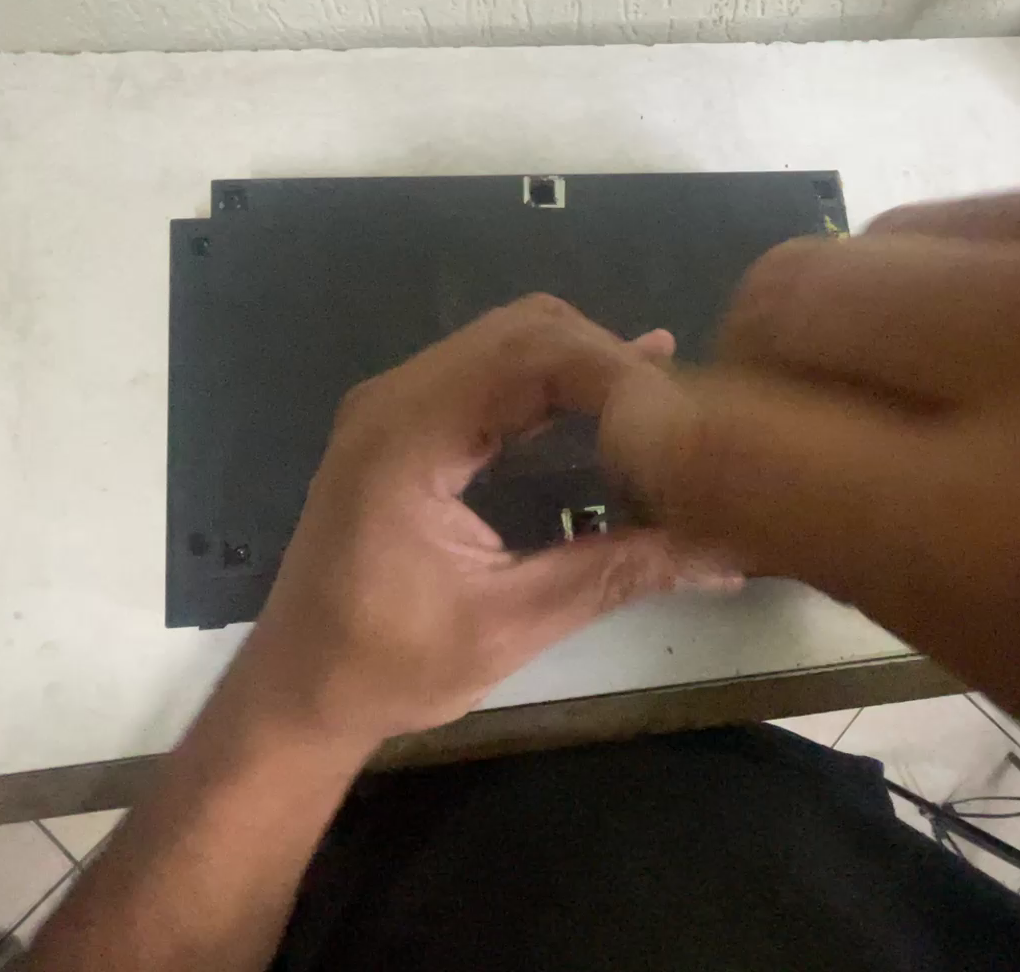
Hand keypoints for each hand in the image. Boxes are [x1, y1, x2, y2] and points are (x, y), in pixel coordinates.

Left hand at [219, 295, 717, 749]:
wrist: (297, 689)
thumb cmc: (385, 668)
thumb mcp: (508, 626)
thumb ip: (615, 573)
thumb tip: (722, 551)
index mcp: (407, 436)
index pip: (530, 356)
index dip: (616, 373)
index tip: (682, 420)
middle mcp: (397, 397)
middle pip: (522, 330)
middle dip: (607, 360)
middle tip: (675, 414)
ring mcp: (397, 404)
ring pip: (509, 341)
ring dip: (583, 364)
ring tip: (656, 405)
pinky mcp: (407, 423)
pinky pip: (491, 372)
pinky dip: (552, 380)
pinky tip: (608, 394)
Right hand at [600, 147, 1019, 906]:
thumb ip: (847, 540)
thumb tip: (705, 445)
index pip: (741, 446)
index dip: (658, 436)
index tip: (645, 439)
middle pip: (796, 292)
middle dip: (758, 363)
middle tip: (808, 422)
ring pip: (895, 234)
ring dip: (876, 322)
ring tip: (958, 392)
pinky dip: (986, 285)